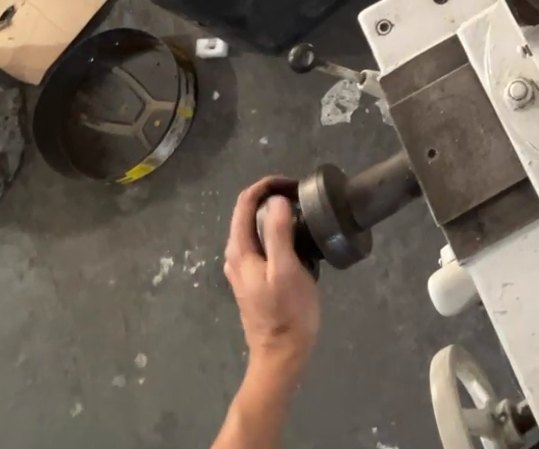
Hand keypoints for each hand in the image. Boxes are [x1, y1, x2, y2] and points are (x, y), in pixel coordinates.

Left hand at [223, 177, 321, 390]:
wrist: (282, 354)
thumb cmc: (287, 312)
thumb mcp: (286, 270)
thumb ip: (278, 234)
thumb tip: (277, 200)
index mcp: (240, 250)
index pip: (245, 202)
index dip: (267, 185)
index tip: (294, 184)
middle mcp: (236, 255)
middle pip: (247, 212)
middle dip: (271, 195)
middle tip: (301, 195)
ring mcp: (244, 268)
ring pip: (254, 226)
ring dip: (274, 212)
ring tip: (301, 210)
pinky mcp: (255, 277)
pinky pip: (262, 241)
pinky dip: (276, 229)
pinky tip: (296, 236)